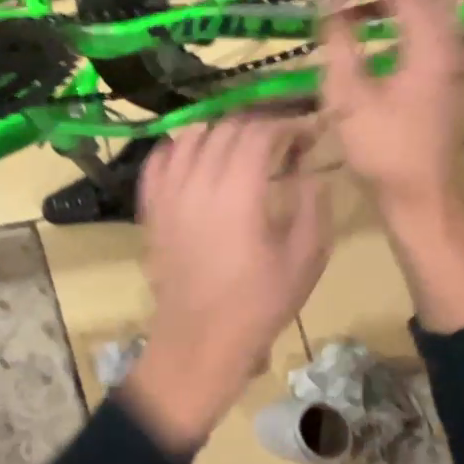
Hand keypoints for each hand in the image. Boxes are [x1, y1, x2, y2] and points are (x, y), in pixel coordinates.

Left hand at [120, 116, 332, 452]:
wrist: (200, 340)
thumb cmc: (258, 304)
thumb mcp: (304, 259)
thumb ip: (312, 206)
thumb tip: (311, 170)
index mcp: (238, 193)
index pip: (258, 133)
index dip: (285, 124)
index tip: (304, 130)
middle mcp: (197, 182)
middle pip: (225, 129)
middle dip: (256, 123)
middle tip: (279, 135)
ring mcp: (168, 192)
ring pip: (189, 136)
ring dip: (219, 130)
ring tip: (241, 141)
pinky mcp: (151, 206)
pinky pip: (158, 159)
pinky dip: (178, 147)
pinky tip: (196, 153)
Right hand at [319, 0, 463, 208]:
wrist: (422, 194)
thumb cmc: (383, 149)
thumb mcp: (348, 97)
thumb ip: (339, 45)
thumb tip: (329, 11)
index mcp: (431, 44)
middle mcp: (451, 40)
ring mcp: (454, 54)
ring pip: (423, 0)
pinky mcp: (447, 67)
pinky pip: (424, 20)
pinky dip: (394, 10)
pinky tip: (364, 20)